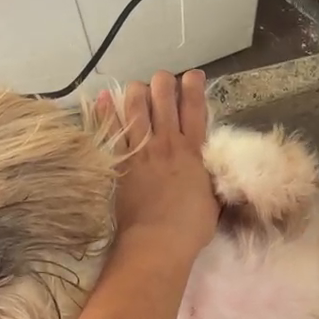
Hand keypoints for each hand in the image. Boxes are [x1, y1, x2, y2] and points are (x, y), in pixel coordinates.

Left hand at [96, 70, 218, 264]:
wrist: (157, 242)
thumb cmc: (191, 227)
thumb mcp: (214, 199)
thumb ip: (210, 177)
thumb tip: (212, 171)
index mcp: (193, 150)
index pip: (194, 106)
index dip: (194, 85)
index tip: (194, 76)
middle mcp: (167, 142)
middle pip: (163, 96)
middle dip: (164, 82)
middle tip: (164, 85)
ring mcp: (141, 149)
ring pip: (136, 104)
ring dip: (137, 90)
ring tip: (139, 90)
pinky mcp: (120, 161)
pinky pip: (110, 128)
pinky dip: (107, 110)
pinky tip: (104, 97)